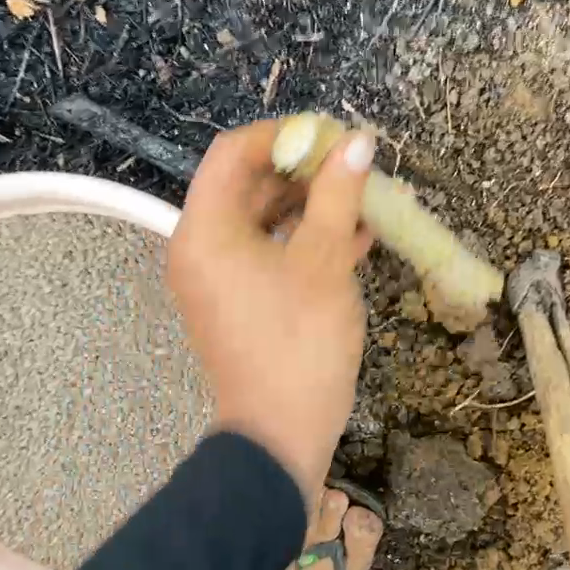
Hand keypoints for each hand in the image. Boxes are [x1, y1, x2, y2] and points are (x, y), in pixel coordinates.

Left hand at [166, 119, 377, 503]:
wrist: (280, 434)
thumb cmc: (299, 341)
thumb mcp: (325, 261)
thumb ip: (338, 195)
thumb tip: (357, 142)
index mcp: (207, 229)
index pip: (233, 153)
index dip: (283, 135)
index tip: (332, 137)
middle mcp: (203, 246)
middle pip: (250, 184)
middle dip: (306, 171)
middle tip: (356, 167)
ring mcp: (220, 276)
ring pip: (266, 219)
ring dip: (314, 206)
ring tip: (366, 199)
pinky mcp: (240, 299)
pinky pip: (270, 252)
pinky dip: (307, 240)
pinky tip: (358, 238)